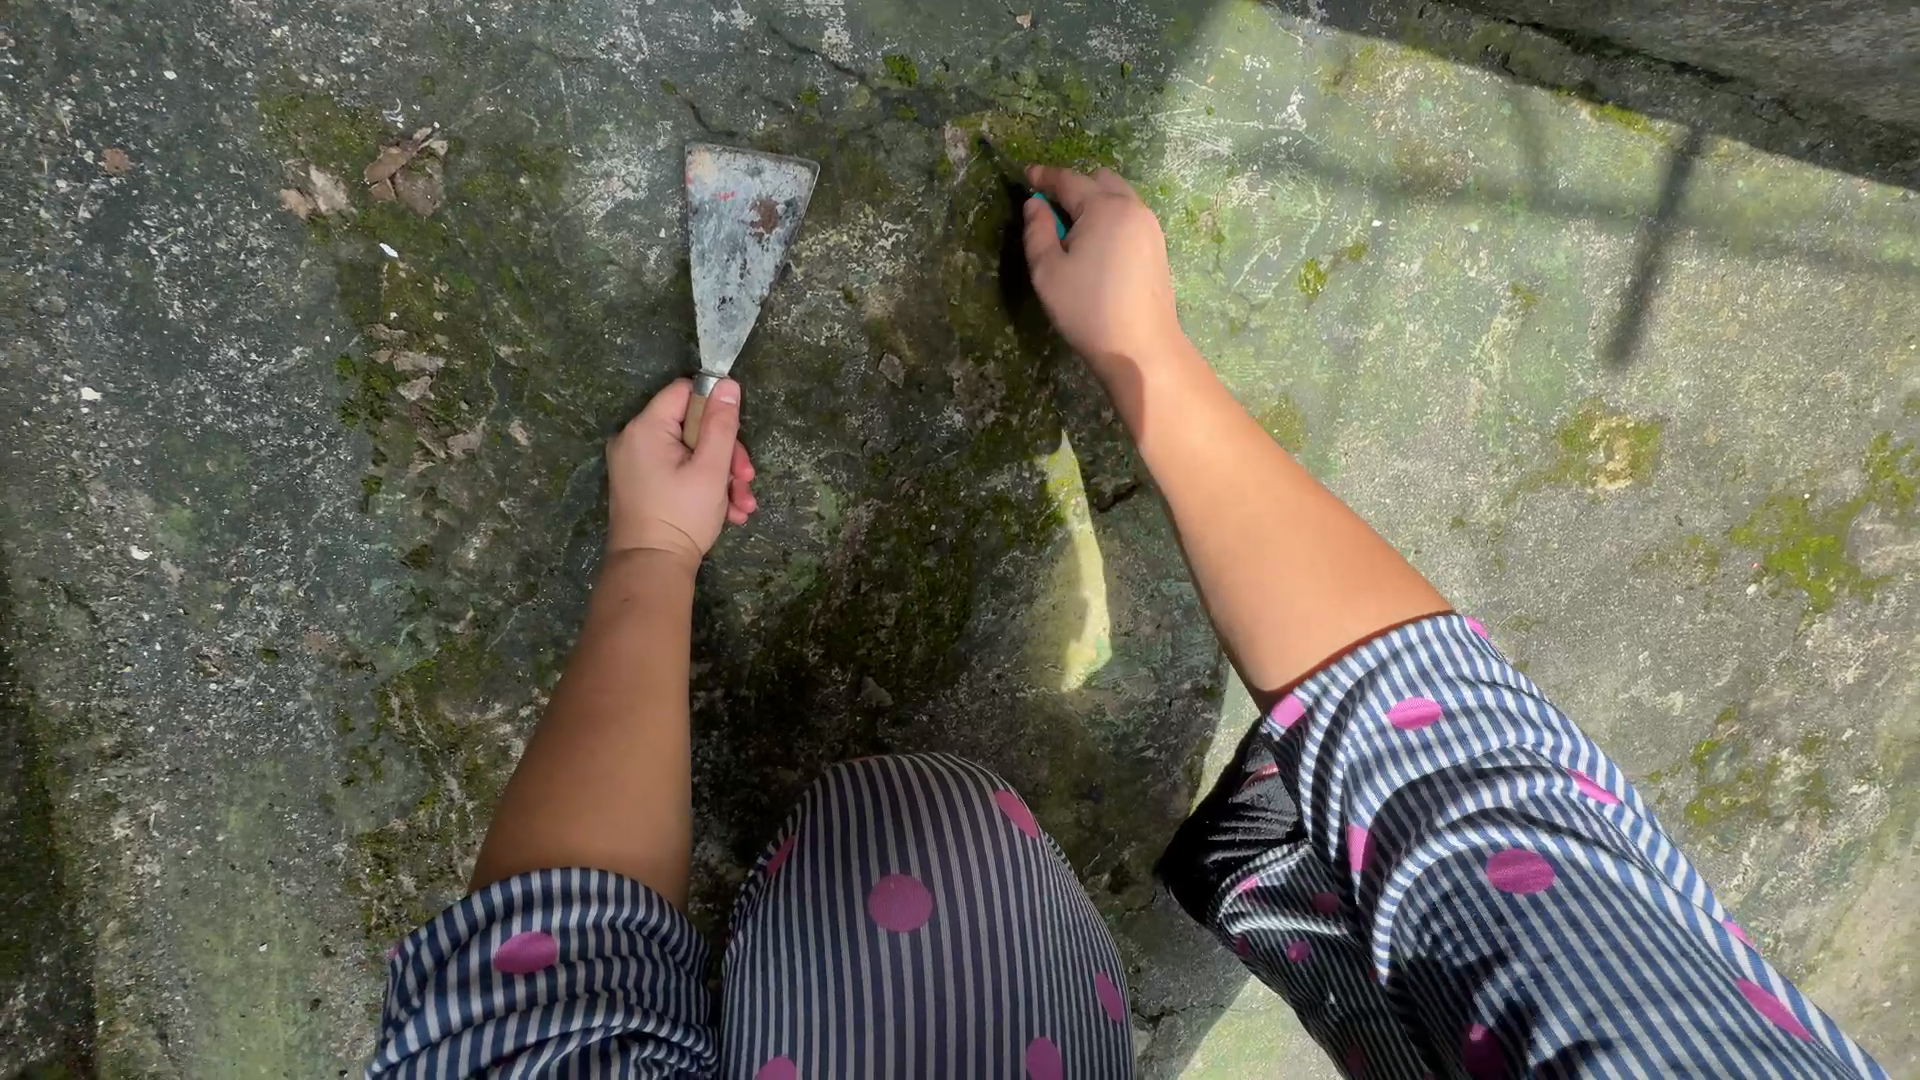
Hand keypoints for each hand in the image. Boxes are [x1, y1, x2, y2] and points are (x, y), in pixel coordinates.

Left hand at [605, 378, 756, 569]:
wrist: (651, 567)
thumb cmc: (682, 515)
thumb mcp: (712, 469)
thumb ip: (722, 424)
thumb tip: (728, 384)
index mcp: (646, 428)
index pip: (684, 391)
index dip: (715, 406)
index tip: (737, 434)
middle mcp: (634, 440)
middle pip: (692, 427)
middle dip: (726, 453)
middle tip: (746, 479)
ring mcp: (636, 464)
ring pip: (691, 454)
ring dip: (723, 476)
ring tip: (743, 505)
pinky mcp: (643, 484)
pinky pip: (679, 472)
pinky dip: (705, 487)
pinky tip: (729, 512)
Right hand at [1022, 165, 1185, 376]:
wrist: (1140, 348)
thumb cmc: (1087, 310)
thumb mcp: (1047, 272)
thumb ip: (1037, 231)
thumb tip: (1035, 204)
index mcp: (1104, 208)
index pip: (1068, 180)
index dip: (1044, 177)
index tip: (1027, 175)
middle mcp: (1132, 208)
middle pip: (1099, 180)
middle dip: (1073, 187)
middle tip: (1052, 212)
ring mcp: (1150, 227)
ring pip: (1119, 197)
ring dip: (1095, 203)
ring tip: (1075, 234)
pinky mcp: (1158, 247)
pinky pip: (1130, 217)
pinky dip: (1110, 219)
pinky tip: (1098, 249)